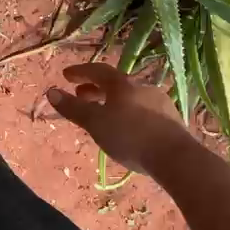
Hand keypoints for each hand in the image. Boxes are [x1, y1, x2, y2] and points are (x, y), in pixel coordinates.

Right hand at [46, 63, 197, 175]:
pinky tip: (129, 129)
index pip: (98, 70)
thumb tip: (51, 91)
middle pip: (116, 83)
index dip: (81, 71)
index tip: (66, 76)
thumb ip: (73, 108)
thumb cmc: (131, 136)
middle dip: (96, 88)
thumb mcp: (95, 123)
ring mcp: (161, 104)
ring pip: (132, 98)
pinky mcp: (173, 122)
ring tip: (105, 115)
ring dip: (114, 102)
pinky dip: (130, 114)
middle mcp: (142, 88)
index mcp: (122, 84)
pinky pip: (145, 111)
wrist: (178, 160)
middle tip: (82, 95)